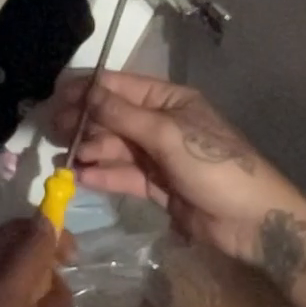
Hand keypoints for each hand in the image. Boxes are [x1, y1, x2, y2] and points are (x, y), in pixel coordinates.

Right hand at [46, 71, 304, 266]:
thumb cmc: (214, 164)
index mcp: (168, 100)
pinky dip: (101, 174)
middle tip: (54, 132)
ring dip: (89, 150)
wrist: (251, 219)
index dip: (87, 90)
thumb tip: (85, 92)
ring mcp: (157, 155)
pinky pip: (121, 174)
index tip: (56, 98)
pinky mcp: (155, 185)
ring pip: (114, 147)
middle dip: (83, 122)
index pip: (120, 86)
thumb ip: (122, 115)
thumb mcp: (166, 134)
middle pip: (112, 117)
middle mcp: (160, 122)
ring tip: (64, 158)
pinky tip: (79, 177)